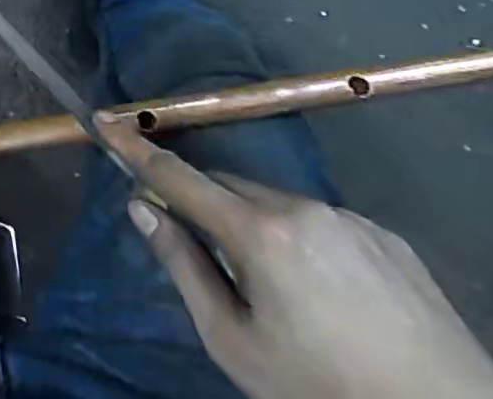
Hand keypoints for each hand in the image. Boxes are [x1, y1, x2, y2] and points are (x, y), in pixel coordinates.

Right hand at [96, 113, 492, 398]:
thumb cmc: (323, 390)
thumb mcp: (236, 344)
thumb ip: (184, 268)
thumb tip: (143, 209)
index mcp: (260, 233)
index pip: (181, 178)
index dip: (136, 149)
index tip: (105, 121)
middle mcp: (302, 207)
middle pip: (229, 186)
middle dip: (207, 206)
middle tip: (211, 258)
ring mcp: (349, 218)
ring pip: (277, 205)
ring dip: (258, 228)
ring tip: (284, 295)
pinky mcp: (386, 236)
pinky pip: (323, 223)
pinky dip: (303, 241)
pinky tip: (330, 298)